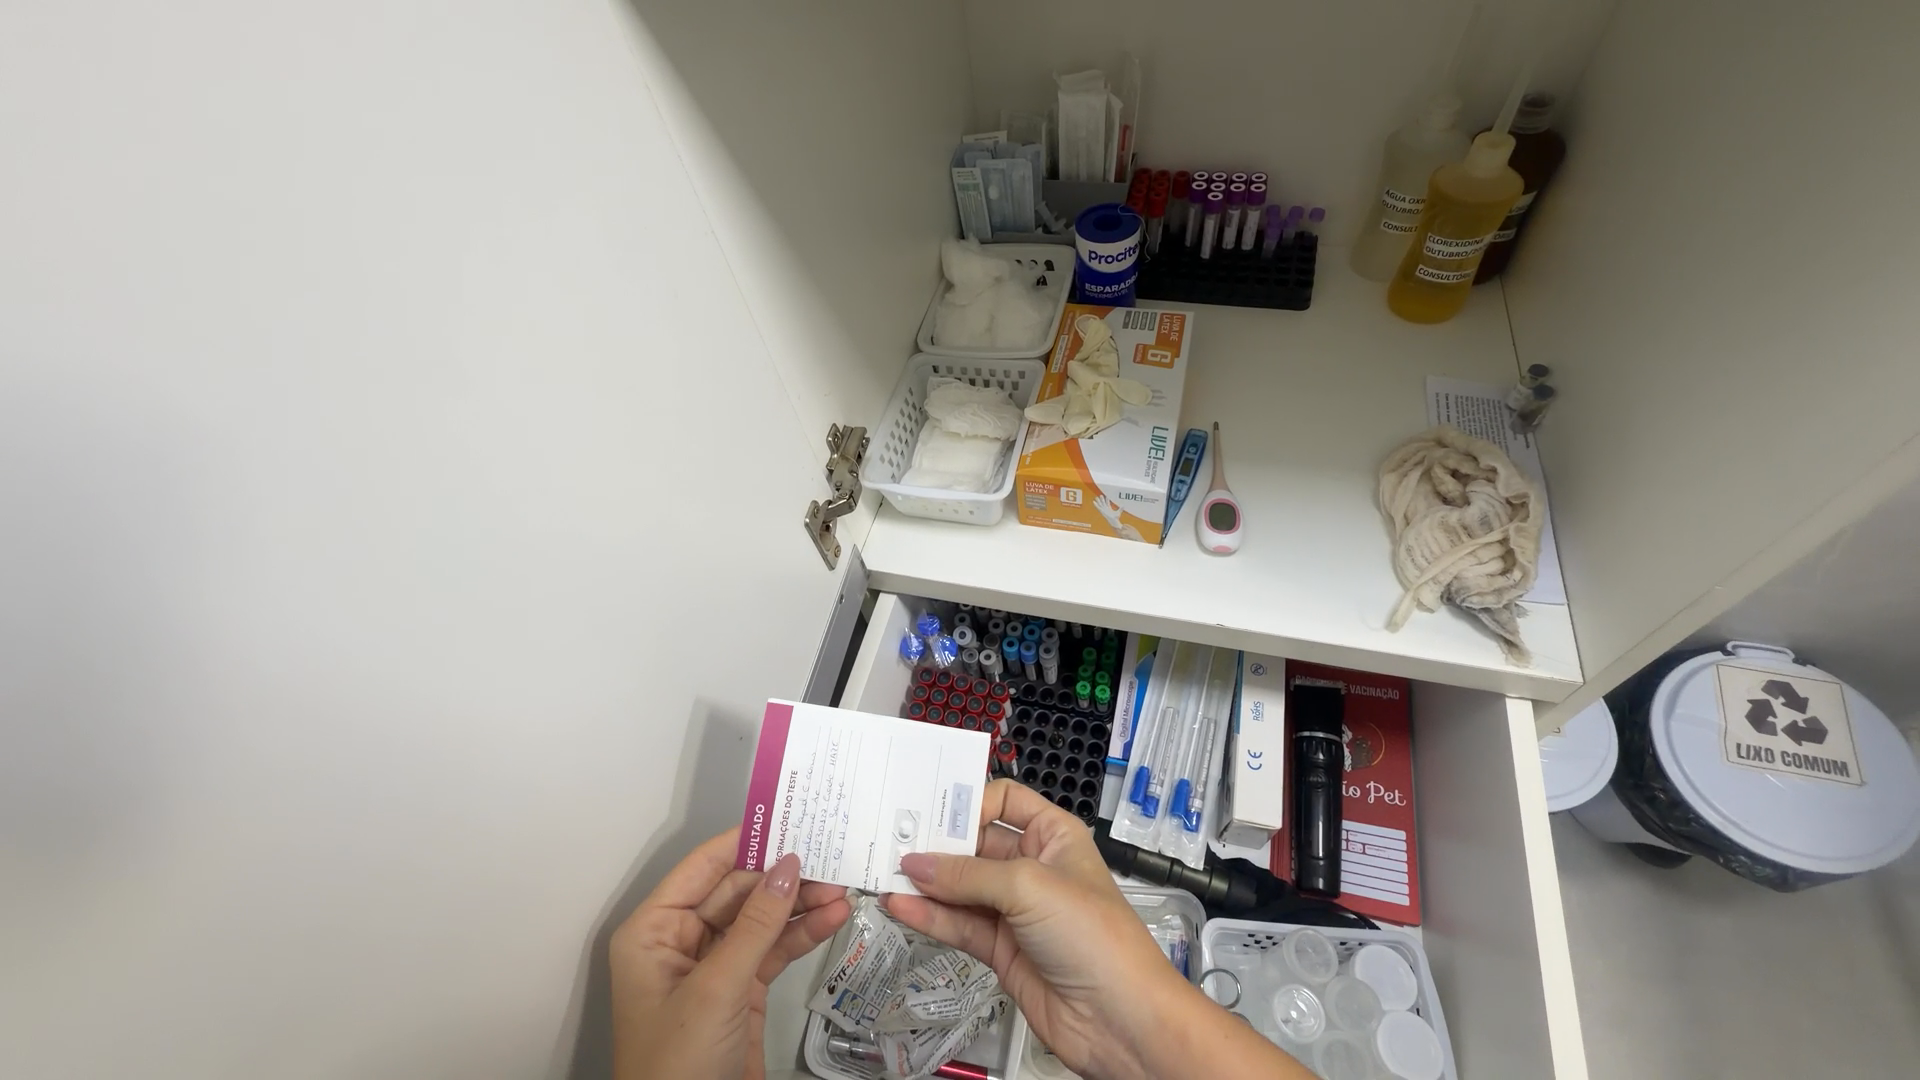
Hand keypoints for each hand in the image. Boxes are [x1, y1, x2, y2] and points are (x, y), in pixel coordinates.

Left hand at [611, 829, 851, 1079]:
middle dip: (784, 876)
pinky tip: (833, 918)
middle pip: (739, 889)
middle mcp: (683, 938)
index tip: (791, 817)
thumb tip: (790, 864)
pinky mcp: (741, 988)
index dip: (747, 840)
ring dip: (800, 903)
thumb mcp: (716, 987)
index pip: (705, 867)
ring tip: (842, 888)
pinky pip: (774, 948)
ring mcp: (715, 964)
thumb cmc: (678, 1061)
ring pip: (762, 917)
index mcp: (656, 929)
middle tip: (831, 857)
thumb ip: (756, 923)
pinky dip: (802, 934)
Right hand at [882, 780, 1183, 1078]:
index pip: (1004, 800)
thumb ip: (969, 875)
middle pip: (976, 844)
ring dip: (927, 882)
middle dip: (939, 844)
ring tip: (888, 873)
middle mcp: (1033, 866)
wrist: (1120, 1020)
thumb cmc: (1099, 938)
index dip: (971, 802)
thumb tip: (921, 863)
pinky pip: (958, 924)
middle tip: (897, 839)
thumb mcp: (1030, 887)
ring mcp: (1016, 909)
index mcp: (1053, 835)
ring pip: (961, 887)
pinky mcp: (1001, 948)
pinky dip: (930, 915)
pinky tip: (903, 906)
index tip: (935, 813)